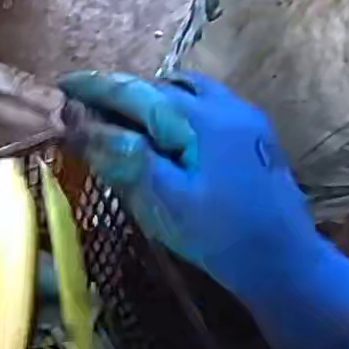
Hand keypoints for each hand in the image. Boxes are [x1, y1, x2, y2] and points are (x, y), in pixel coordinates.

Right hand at [58, 70, 348, 348]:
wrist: (286, 263)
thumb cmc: (220, 236)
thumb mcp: (164, 201)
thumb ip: (125, 157)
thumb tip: (81, 124)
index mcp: (200, 120)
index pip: (135, 92)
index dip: (95, 87)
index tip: (62, 85)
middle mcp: (225, 106)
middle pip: (161, 86)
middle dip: (119, 92)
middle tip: (84, 106)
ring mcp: (243, 118)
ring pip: (185, 91)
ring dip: (147, 98)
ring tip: (119, 117)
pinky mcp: (252, 136)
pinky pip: (202, 105)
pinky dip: (172, 108)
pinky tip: (162, 134)